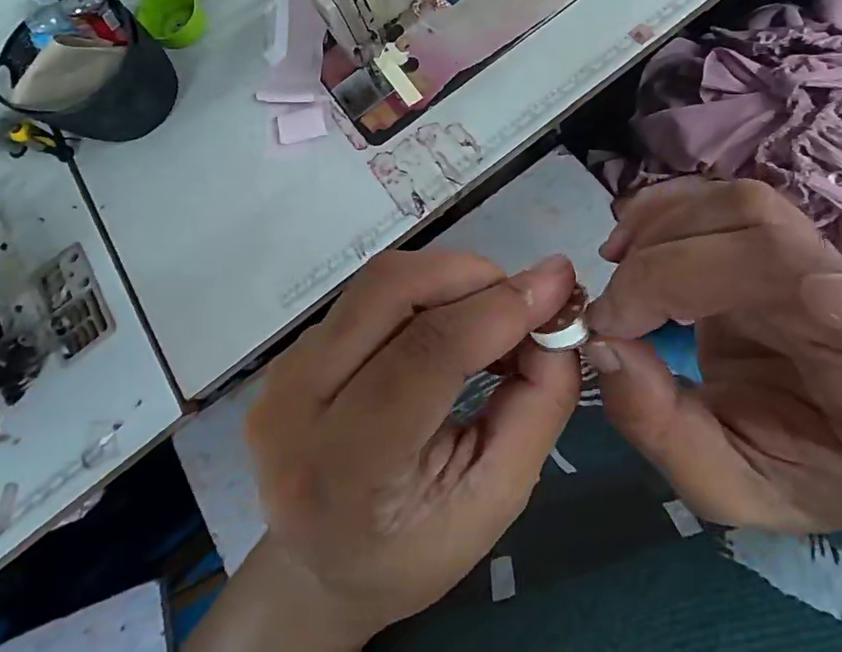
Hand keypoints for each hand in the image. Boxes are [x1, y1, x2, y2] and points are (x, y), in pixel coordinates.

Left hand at [225, 251, 580, 647]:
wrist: (314, 566)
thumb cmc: (408, 553)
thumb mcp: (489, 502)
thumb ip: (534, 410)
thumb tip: (557, 322)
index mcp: (345, 466)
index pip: (425, 355)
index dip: (497, 309)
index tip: (558, 283)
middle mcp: (296, 401)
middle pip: (388, 291)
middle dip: (469, 276)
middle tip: (522, 299)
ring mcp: (283, 370)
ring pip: (373, 284)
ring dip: (445, 279)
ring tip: (490, 315)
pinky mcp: (286, 352)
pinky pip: (362, 299)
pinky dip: (419, 295)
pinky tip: (448, 327)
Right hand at [585, 178, 841, 532]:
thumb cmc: (828, 471)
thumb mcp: (763, 495)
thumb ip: (682, 444)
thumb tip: (610, 348)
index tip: (823, 304)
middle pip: (786, 246)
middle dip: (673, 274)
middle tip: (612, 324)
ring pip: (747, 207)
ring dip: (658, 236)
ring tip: (618, 291)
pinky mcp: (798, 235)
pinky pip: (723, 198)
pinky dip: (661, 209)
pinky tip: (628, 246)